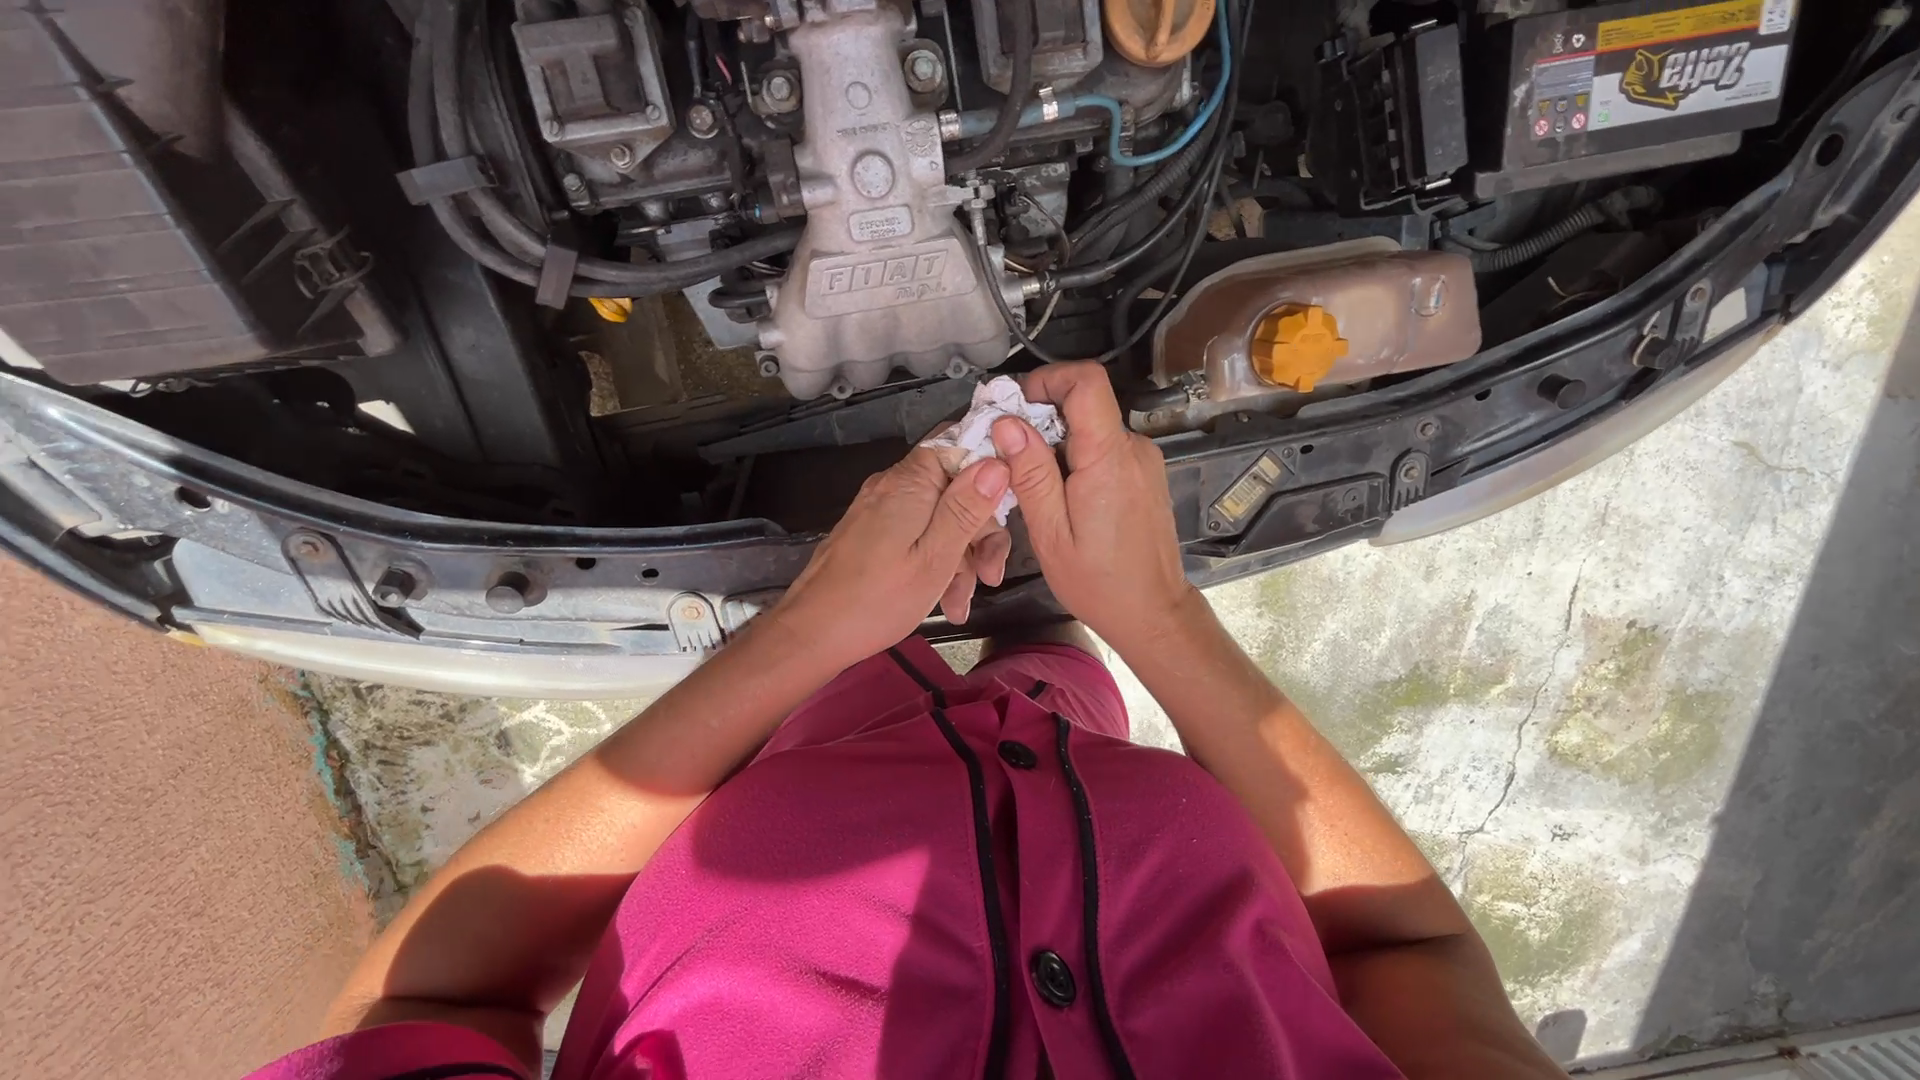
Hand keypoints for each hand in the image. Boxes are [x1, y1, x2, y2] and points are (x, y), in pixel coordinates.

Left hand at [769, 447, 1010, 669]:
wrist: (812, 633)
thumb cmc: (877, 600)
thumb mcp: (935, 558)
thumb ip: (966, 508)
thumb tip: (997, 461)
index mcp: (911, 482)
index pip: (958, 442)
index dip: (991, 465)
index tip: (1013, 501)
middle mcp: (894, 486)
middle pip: (955, 488)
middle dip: (980, 532)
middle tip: (990, 578)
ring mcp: (881, 510)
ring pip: (939, 518)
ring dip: (959, 559)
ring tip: (961, 605)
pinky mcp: (873, 533)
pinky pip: (917, 535)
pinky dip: (935, 563)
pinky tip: (944, 601)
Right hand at [991, 363, 1198, 651]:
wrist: (1153, 612)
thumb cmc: (1100, 583)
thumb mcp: (1050, 534)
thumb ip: (1030, 474)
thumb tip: (1007, 424)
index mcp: (1109, 459)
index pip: (1086, 381)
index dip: (1048, 380)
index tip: (1018, 406)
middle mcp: (1133, 449)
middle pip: (1084, 405)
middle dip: (1042, 422)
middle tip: (1012, 459)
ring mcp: (1143, 460)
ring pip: (1091, 429)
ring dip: (1057, 446)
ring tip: (1037, 489)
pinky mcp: (1144, 474)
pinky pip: (1104, 450)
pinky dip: (1077, 461)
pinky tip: (1064, 499)